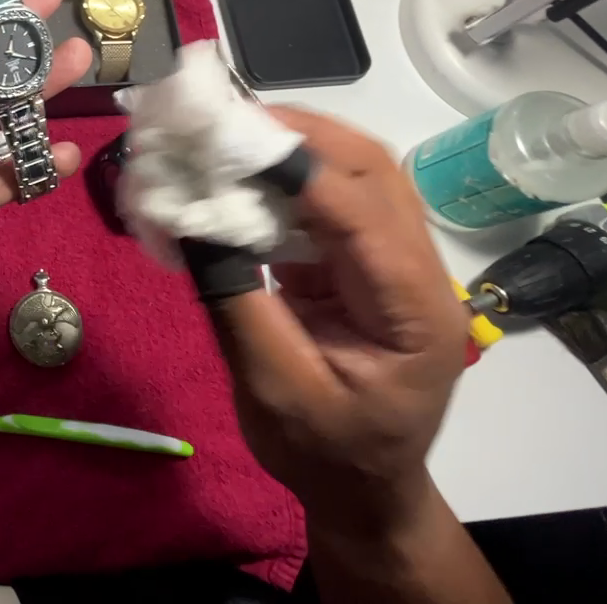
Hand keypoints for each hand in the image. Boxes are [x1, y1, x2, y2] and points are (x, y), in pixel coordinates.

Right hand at [208, 107, 468, 532]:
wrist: (361, 486)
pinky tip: (238, 168)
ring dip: (290, 141)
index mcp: (412, 310)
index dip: (295, 165)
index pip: (361, 212)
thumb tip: (189, 217)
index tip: (222, 136)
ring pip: (354, 170)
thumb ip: (235, 298)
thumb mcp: (273, 384)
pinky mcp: (360, 257)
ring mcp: (392, 259)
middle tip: (219, 119)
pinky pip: (329, 193)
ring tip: (224, 132)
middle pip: (371, 169)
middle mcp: (417, 270)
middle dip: (296, 132)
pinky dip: (283, 171)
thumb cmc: (324, 450)